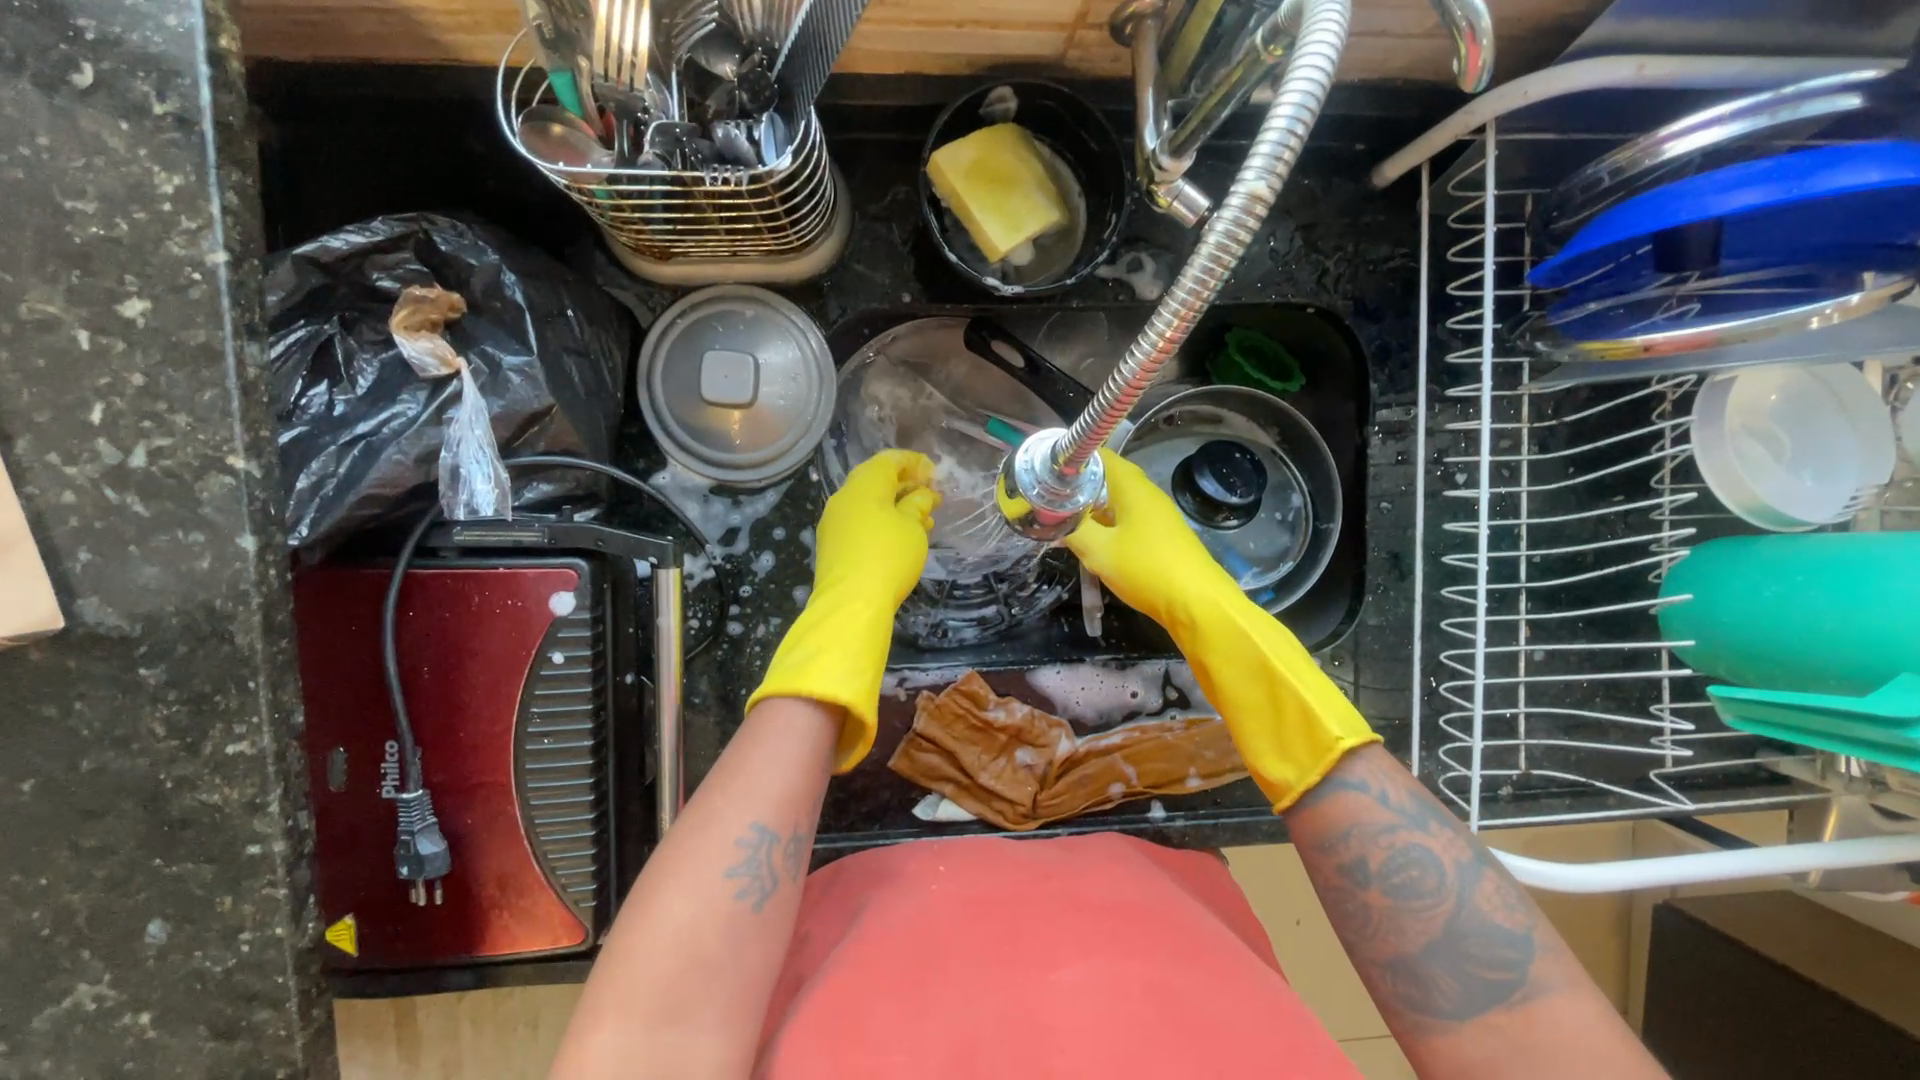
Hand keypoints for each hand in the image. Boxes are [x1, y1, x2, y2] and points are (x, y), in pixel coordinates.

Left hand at [814, 449, 940, 611]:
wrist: (851, 603)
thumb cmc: (888, 557)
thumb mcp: (913, 528)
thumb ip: (918, 505)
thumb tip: (921, 495)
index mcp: (863, 485)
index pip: (889, 460)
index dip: (914, 463)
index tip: (935, 475)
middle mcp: (843, 497)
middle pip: (875, 480)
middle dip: (905, 485)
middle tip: (931, 496)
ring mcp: (834, 522)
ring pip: (868, 504)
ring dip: (895, 506)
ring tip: (924, 520)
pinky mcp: (832, 545)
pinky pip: (859, 522)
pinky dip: (881, 522)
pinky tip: (901, 537)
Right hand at [1064, 449, 1243, 632]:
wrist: (1196, 602)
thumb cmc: (1146, 569)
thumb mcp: (1098, 551)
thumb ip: (1071, 529)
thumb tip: (1048, 517)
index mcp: (1131, 486)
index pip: (1098, 455)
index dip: (1070, 458)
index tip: (1043, 470)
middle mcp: (1145, 493)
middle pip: (1106, 478)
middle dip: (1076, 487)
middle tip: (1046, 499)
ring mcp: (1155, 514)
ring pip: (1115, 502)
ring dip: (1090, 510)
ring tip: (1061, 522)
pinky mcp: (1159, 535)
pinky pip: (1125, 520)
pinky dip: (1105, 526)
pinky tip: (1090, 543)